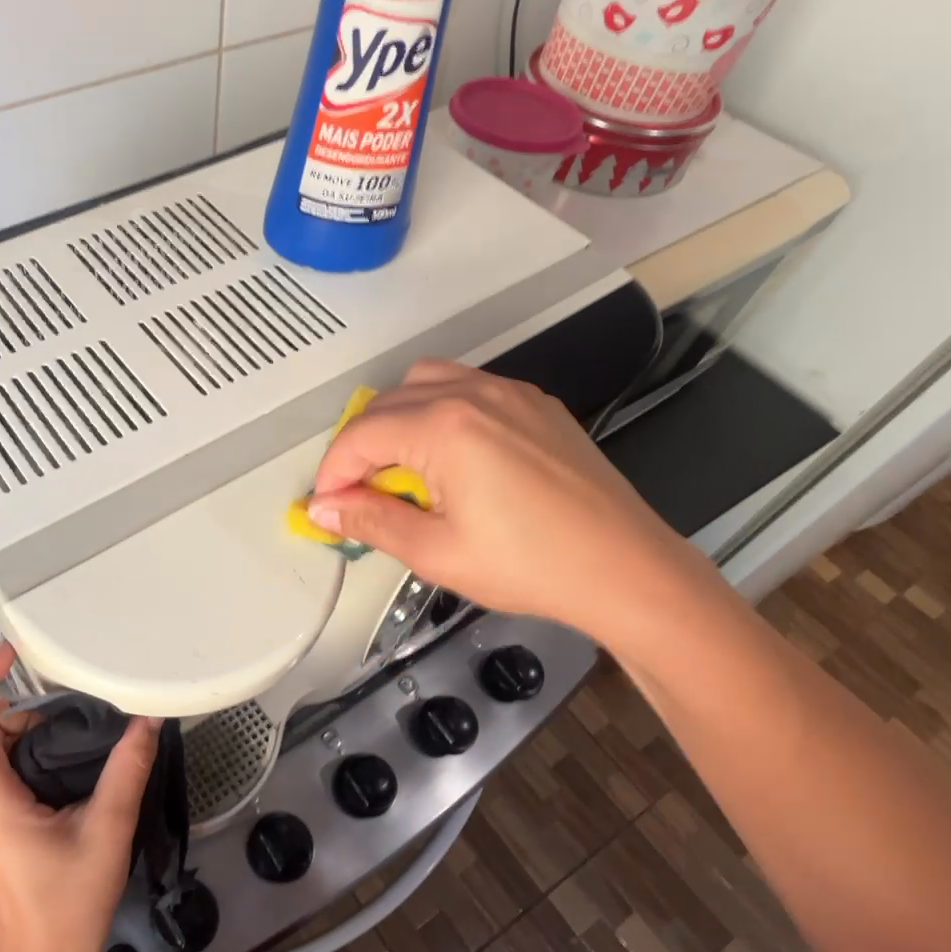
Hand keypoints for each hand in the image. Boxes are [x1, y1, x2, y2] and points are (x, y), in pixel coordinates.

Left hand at [0, 643, 159, 951]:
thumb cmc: (70, 905)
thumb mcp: (107, 832)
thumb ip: (127, 769)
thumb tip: (148, 720)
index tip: (8, 650)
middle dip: (13, 707)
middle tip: (61, 700)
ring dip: (17, 735)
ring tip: (66, 736)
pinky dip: (14, 759)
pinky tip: (53, 771)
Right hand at [306, 360, 726, 659]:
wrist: (624, 568)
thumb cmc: (533, 565)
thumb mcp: (436, 553)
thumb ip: (371, 521)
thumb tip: (325, 508)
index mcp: (446, 427)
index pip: (361, 435)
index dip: (334, 472)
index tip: (328, 506)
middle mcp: (476, 394)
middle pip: (388, 403)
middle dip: (361, 448)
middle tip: (358, 496)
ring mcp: (511, 394)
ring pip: (427, 383)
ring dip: (398, 420)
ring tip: (401, 471)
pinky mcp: (537, 405)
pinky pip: (470, 389)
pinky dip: (440, 413)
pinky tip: (450, 459)